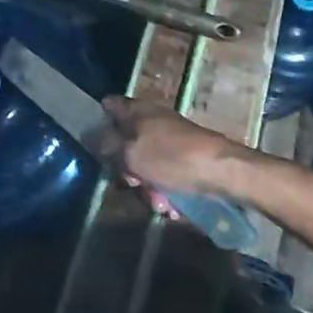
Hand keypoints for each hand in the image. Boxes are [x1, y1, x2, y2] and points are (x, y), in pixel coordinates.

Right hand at [98, 96, 252, 200]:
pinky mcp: (186, 160)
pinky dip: (167, 191)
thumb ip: (106, 144)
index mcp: (138, 111)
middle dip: (127, 169)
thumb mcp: (131, 153)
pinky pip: (166, 176)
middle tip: (133, 182)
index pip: (110, 105)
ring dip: (149, 188)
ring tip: (161, 203)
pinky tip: (174, 206)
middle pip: (126, 143)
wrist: (224, 172)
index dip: (99, 120)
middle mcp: (153, 121)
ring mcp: (171, 141)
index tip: (94, 144)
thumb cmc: (172, 158)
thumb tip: (88, 134)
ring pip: (146, 165)